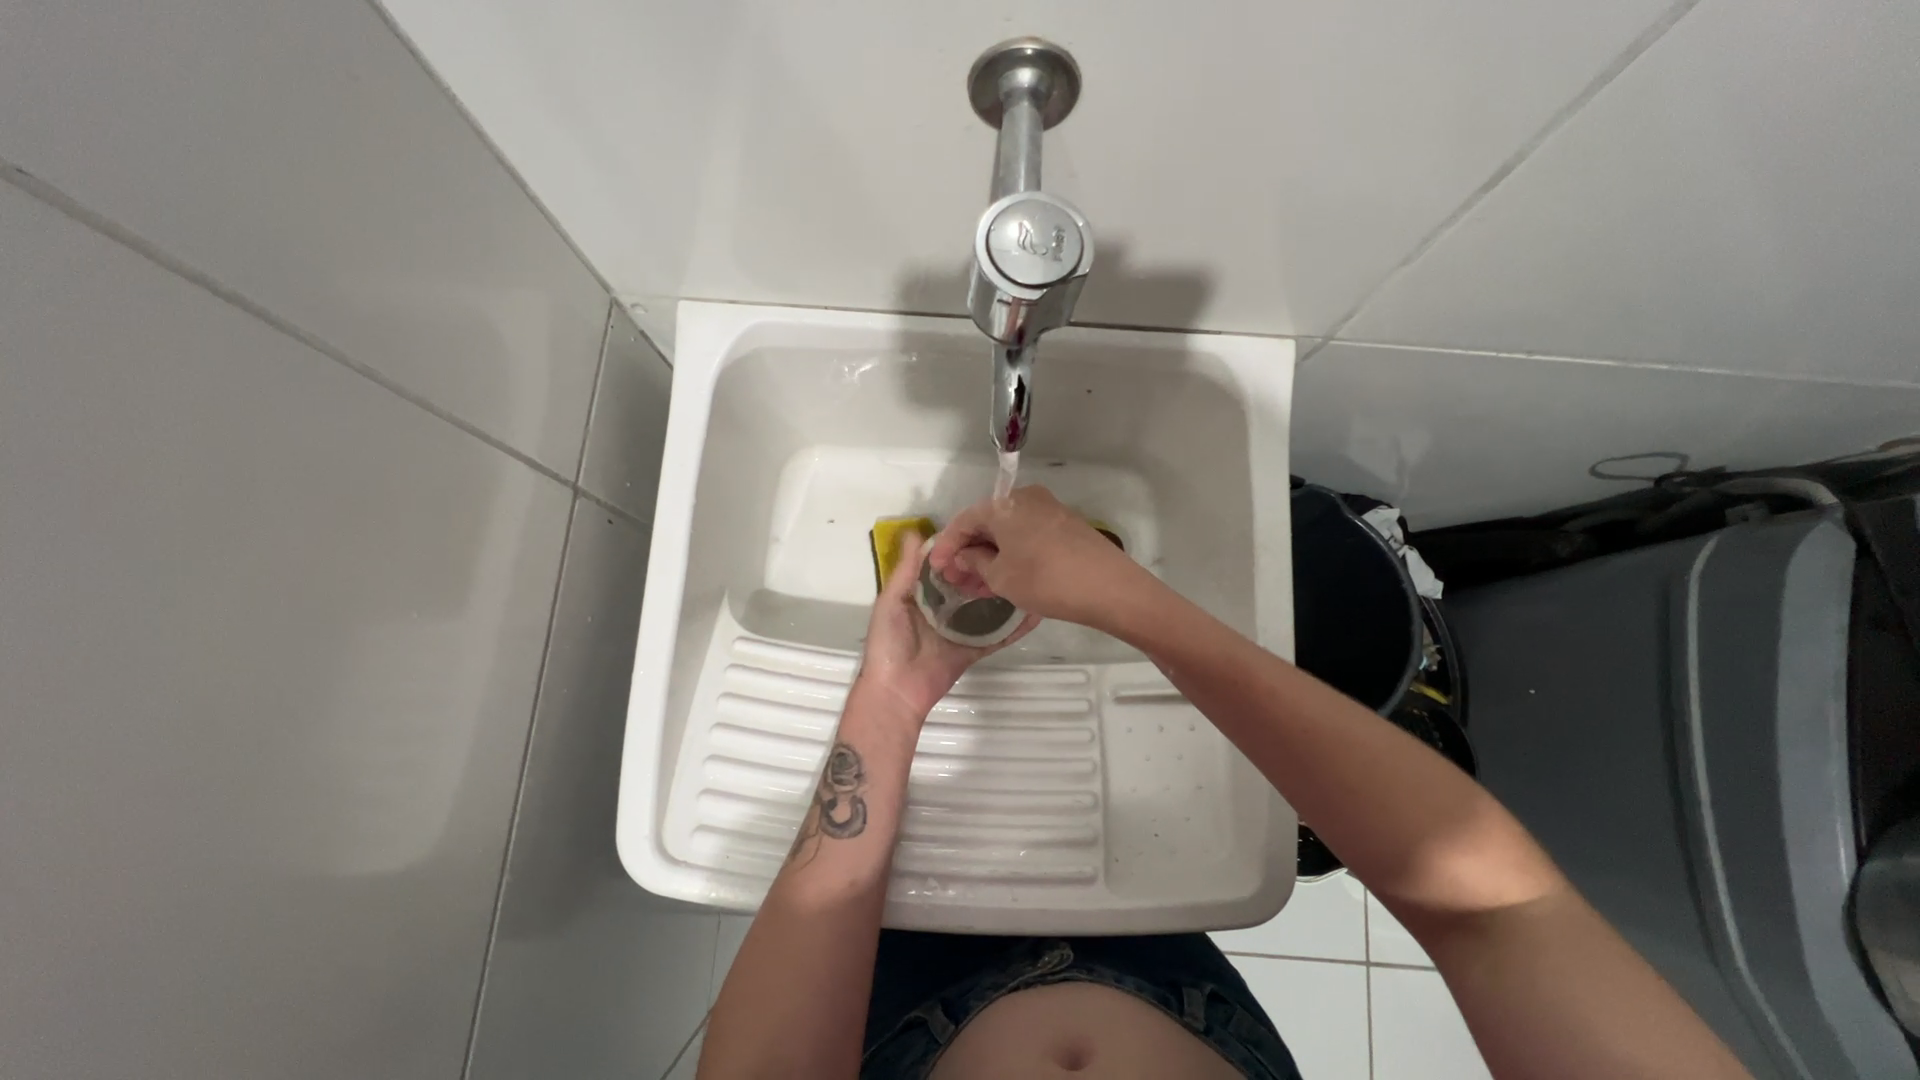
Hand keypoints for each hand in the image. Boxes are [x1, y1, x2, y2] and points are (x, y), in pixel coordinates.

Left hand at [858, 530, 1038, 716]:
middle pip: (970, 586)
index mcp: (922, 595)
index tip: (983, 531)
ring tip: (1029, 576)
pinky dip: (1014, 628)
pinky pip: (997, 637)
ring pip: (987, 609)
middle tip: (1013, 550)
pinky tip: (1034, 614)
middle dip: (986, 571)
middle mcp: (944, 609)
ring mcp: (961, 630)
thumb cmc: (888, 643)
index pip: (945, 567)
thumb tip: (914, 531)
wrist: (896, 692)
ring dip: (1005, 596)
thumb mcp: (891, 601)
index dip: (960, 551)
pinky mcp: (974, 650)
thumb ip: (906, 570)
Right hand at [926, 485, 1144, 626]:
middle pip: (987, 522)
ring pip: (1008, 531)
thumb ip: (976, 563)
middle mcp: (1026, 499)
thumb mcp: (1001, 578)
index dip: (947, 546)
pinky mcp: (1066, 525)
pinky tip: (1006, 576)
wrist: (1109, 587)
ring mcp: (1049, 510)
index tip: (936, 570)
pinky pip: (1027, 535)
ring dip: (990, 555)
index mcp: (1004, 505)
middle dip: (969, 551)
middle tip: (956, 579)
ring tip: (978, 585)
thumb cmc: (1046, 580)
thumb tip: (966, 556)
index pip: (964, 520)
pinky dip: (1012, 553)